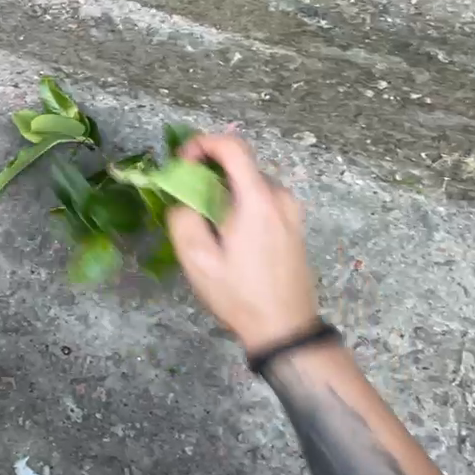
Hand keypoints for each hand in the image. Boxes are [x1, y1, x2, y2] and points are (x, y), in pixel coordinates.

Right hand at [165, 134, 320, 352]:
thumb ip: (183, 217)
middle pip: (239, 164)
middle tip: (185, 196)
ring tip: (205, 220)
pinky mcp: (293, 224)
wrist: (286, 330)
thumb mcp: (198, 260)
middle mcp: (279, 197)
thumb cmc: (240, 294)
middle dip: (208, 171)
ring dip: (223, 189)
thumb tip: (182, 198)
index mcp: (257, 200)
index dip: (201, 143)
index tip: (181, 162)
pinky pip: (261, 198)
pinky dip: (239, 202)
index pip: (232, 146)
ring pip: (249, 182)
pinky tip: (227, 232)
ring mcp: (291, 211)